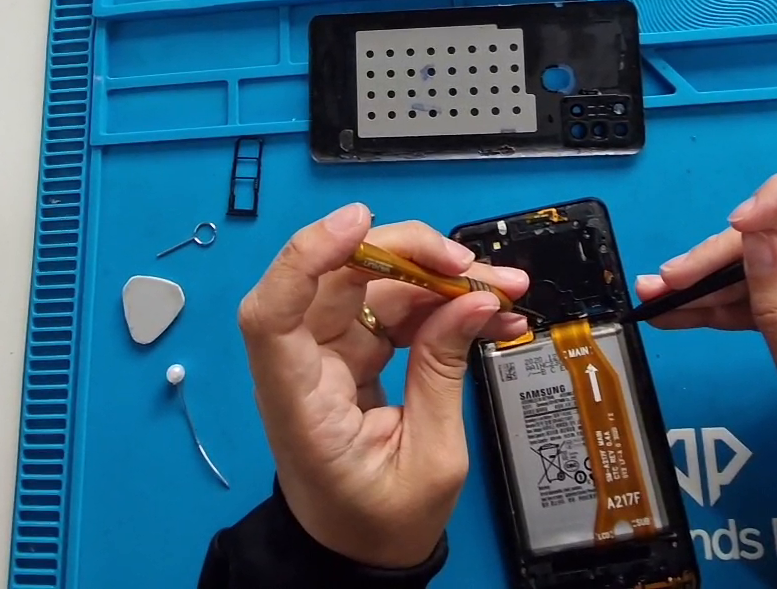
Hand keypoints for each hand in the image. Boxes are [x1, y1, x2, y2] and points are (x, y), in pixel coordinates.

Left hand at [238, 204, 529, 568]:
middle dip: (411, 256)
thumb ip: (444, 372)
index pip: (272, 314)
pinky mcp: (355, 348)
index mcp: (299, 403)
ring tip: (503, 289)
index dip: (307, 256)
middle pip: (340, 278)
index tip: (361, 222)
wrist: (363, 553)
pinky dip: (442, 302)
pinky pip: (397, 307)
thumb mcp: (431, 460)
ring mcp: (329, 350)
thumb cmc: (382, 523)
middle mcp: (305, 363)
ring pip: (377, 284)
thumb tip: (473, 299)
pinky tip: (487, 308)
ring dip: (440, 277)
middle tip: (475, 268)